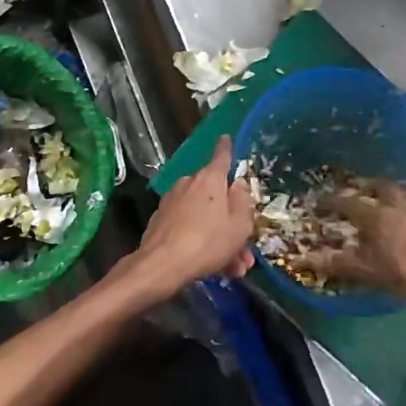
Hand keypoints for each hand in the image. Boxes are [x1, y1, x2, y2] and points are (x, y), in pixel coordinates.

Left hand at [111, 137, 254, 304]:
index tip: (225, 137)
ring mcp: (172, 202)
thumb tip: (237, 185)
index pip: (221, 157)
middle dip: (232, 222)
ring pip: (205, 217)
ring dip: (220, 239)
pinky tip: (213, 267)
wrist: (163, 265)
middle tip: (244, 250)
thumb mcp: (239, 225)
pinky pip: (190, 227)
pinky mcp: (161, 220)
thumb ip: (242, 202)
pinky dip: (202, 242)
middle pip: (216, 197)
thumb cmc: (208, 242)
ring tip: (233, 268)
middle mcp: (189, 184)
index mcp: (210, 179)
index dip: (226, 148)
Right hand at [301, 182, 405, 339]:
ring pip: (402, 192)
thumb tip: (303, 258)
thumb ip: (335, 263)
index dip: (331, 201)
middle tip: (357, 189)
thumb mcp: (364, 270)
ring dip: (390, 190)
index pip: (347, 203)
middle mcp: (396, 207)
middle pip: (380, 187)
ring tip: (384, 194)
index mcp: (375, 216)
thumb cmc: (402, 274)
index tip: (320, 202)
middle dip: (366, 186)